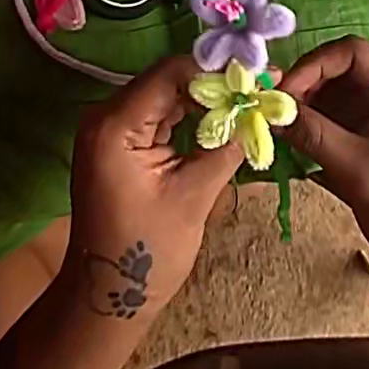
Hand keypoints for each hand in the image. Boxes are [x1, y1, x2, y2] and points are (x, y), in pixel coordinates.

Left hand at [66, 55, 242, 321]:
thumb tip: (262, 108)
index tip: (256, 74)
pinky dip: (191, 112)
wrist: (105, 298)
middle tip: (259, 85)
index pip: (170, 73)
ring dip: (207, 96)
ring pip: (167, 92)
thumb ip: (227, 145)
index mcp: (115, 125)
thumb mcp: (193, 196)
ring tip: (248, 96)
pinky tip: (222, 115)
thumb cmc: (146, 253)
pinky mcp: (120, 138)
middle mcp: (107, 114)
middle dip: (216, 82)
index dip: (216, 70)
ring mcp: (111, 125)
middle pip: (169, 78)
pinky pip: (160, 110)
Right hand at [276, 37, 368, 296]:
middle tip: (270, 107)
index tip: (282, 91)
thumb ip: (315, 135)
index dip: (314, 65)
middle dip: (305, 85)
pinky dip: (311, 124)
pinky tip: (290, 136)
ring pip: (334, 93)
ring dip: (304, 105)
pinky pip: (335, 116)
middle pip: (340, 70)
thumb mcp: (361, 171)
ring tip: (275, 123)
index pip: (353, 53)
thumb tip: (271, 111)